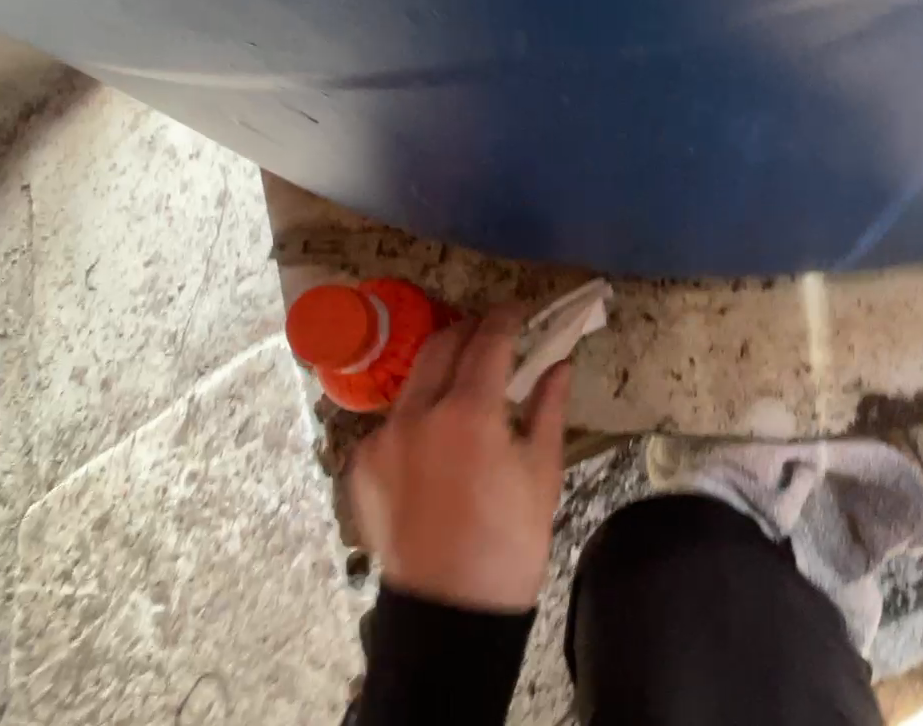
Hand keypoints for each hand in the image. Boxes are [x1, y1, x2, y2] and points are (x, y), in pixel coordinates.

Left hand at [350, 303, 571, 612]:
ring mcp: (383, 438)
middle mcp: (417, 414)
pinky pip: (393, 420)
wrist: (451, 612)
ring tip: (467, 385)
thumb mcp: (541, 472)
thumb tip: (559, 364)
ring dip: (442, 369)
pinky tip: (439, 439)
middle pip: (441, 344)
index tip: (519, 310)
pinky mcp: (363, 463)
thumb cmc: (510, 542)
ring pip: (413, 380)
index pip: (488, 341)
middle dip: (469, 330)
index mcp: (469, 414)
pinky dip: (419, 414)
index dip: (506, 318)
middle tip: (494, 336)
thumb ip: (547, 407)